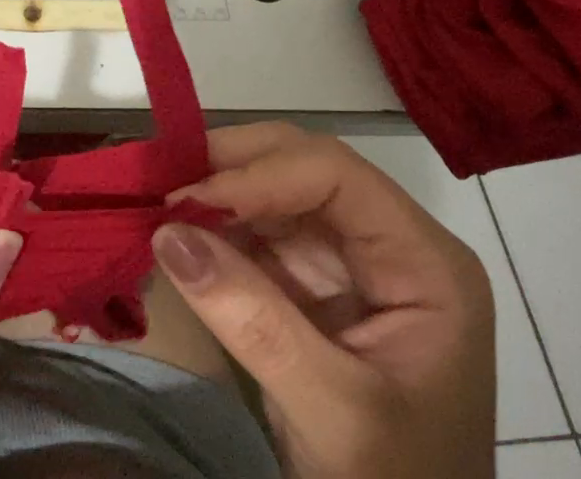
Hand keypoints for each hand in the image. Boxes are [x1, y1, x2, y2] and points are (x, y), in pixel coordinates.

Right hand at [153, 123, 495, 478]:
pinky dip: (215, 231)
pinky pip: (260, 238)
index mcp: (425, 264)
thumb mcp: (333, 412)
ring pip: (277, 196)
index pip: (337, 176)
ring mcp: (351, 266)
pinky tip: (177, 234)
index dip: (259, 173)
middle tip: (160, 179)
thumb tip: (168, 234)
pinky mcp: (314, 289)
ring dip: (216, 194)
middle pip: (307, 169)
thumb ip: (254, 322)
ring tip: (155, 201)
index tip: (186, 197)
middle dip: (233, 168)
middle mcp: (391, 247)